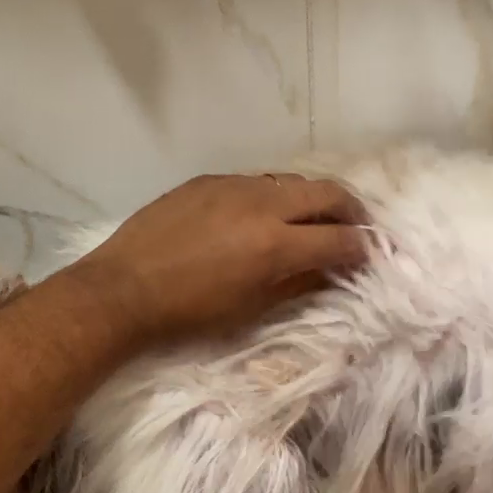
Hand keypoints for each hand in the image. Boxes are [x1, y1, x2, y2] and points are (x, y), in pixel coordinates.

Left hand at [64, 173, 368, 344]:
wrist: (123, 289)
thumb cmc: (190, 312)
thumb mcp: (251, 308)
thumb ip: (300, 283)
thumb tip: (333, 270)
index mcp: (275, 245)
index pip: (339, 238)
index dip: (363, 247)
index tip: (370, 254)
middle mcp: (262, 205)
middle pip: (327, 193)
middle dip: (351, 210)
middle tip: (356, 227)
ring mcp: (235, 186)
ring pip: (292, 181)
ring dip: (313, 199)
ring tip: (313, 218)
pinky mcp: (210, 180)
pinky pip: (257, 181)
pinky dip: (275, 195)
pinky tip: (263, 214)